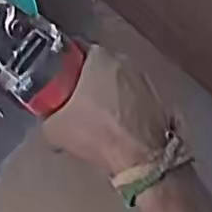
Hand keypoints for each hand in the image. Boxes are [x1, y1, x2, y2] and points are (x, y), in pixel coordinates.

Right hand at [42, 46, 173, 177]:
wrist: (142, 162)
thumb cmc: (96, 133)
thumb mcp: (55, 129)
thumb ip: (47, 117)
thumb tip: (48, 120)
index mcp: (100, 58)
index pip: (78, 49)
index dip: (67, 65)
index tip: (60, 79)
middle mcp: (126, 62)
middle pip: (101, 65)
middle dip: (91, 78)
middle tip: (78, 98)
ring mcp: (147, 80)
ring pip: (122, 81)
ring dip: (112, 93)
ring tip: (100, 115)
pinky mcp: (163, 100)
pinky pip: (138, 98)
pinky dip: (129, 108)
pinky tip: (120, 127)